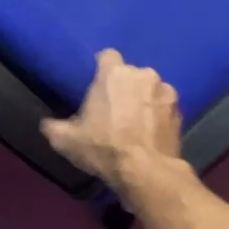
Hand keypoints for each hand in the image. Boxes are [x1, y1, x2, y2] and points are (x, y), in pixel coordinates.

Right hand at [41, 50, 183, 193]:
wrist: (146, 172)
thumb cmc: (104, 148)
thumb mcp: (66, 140)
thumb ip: (53, 126)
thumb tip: (48, 123)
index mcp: (114, 74)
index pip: (107, 56)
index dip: (101, 69)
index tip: (97, 87)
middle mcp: (143, 74)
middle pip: (130, 74)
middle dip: (123, 87)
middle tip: (114, 109)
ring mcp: (166, 91)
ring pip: (150, 89)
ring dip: (143, 100)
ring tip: (136, 122)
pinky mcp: (180, 111)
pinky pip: (164, 106)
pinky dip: (158, 115)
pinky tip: (151, 133)